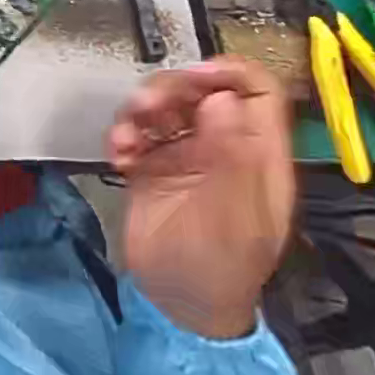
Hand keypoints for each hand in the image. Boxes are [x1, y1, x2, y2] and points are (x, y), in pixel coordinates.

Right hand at [108, 57, 294, 338]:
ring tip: (124, 138)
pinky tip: (117, 156)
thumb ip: (231, 156)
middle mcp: (221, 146)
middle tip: (143, 108)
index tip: (194, 75)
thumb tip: (221, 100)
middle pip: (200, 91)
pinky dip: (122, 135)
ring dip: (138, 112)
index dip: (230, 73)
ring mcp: (184, 154)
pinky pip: (135, 132)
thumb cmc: (216, 266)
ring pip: (163, 107)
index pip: (257, 92)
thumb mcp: (232, 215)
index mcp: (256, 154)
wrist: (176, 302)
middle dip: (169, 90)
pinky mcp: (150, 165)